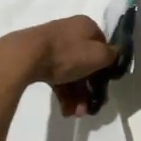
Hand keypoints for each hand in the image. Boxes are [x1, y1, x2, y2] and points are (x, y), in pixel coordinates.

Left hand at [0, 15, 117, 116]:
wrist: (26, 56)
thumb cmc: (66, 54)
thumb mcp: (98, 55)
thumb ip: (112, 56)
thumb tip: (114, 55)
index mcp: (86, 26)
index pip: (103, 48)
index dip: (106, 69)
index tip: (104, 89)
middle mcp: (70, 33)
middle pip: (87, 64)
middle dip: (89, 89)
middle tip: (90, 108)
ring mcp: (53, 46)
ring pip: (72, 73)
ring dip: (77, 96)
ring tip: (75, 114)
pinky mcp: (39, 59)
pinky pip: (57, 77)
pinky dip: (63, 93)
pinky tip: (65, 110)